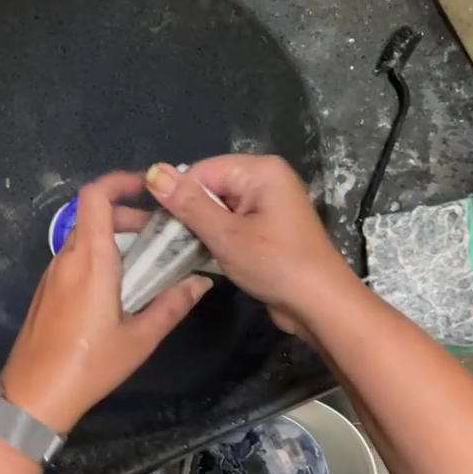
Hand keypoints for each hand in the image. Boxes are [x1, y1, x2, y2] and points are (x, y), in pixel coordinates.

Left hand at [0, 171, 211, 433]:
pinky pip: (73, 262)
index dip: (120, 181)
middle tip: (157, 239)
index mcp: (90, 260)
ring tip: (142, 267)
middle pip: (93, 216)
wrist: (35, 395)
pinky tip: (116, 291)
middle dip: (127, 217)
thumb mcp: (140, 339)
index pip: (95, 196)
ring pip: (83, 240)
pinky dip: (97, 260)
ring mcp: (52, 276)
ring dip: (112, 241)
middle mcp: (67, 259)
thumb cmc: (89, 365)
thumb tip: (200, 282)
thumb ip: (172, 306)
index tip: (148, 188)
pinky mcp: (46, 293)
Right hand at [145, 156, 353, 335]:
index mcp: (260, 170)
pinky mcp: (267, 228)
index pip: (202, 171)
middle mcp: (266, 179)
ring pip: (218, 208)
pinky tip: (205, 256)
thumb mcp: (226, 234)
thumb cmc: (274, 264)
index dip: (178, 196)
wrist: (318, 303)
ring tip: (185, 252)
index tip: (161, 227)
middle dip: (189, 214)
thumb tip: (154, 173)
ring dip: (201, 230)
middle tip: (171, 244)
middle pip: (210, 187)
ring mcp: (268, 205)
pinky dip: (216, 238)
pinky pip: (232, 224)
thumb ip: (189, 204)